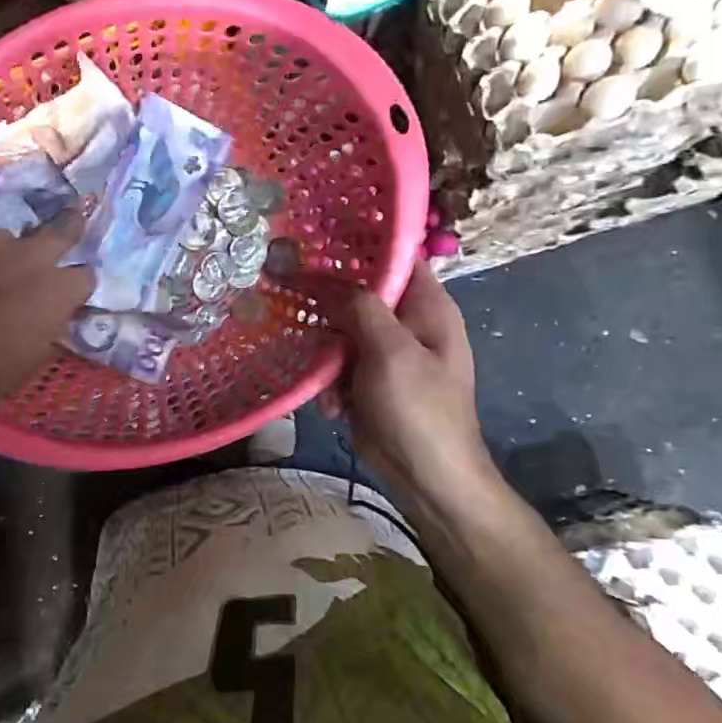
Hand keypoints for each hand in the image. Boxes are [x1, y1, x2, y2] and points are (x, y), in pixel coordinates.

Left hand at [0, 213, 93, 425]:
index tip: (66, 292)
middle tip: (64, 232)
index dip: (74, 285)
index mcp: (56, 292)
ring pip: (2, 238)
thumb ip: (47, 327)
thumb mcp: (29, 360)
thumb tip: (49, 315)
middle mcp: (31, 257)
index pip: (85, 275)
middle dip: (66, 231)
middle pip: (62, 230)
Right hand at [318, 261, 494, 502]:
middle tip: (294, 305)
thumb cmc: (419, 409)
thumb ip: (360, 307)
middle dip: (329, 311)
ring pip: (342, 335)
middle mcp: (408, 325)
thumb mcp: (391, 352)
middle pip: (360, 297)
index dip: (357, 248)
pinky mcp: (370, 384)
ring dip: (327, 359)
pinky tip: (333, 408)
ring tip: (325, 383)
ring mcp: (388, 357)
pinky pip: (341, 369)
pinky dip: (332, 387)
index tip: (314, 243)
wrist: (428, 479)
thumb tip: (327, 278)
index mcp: (426, 307)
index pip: (394, 258)